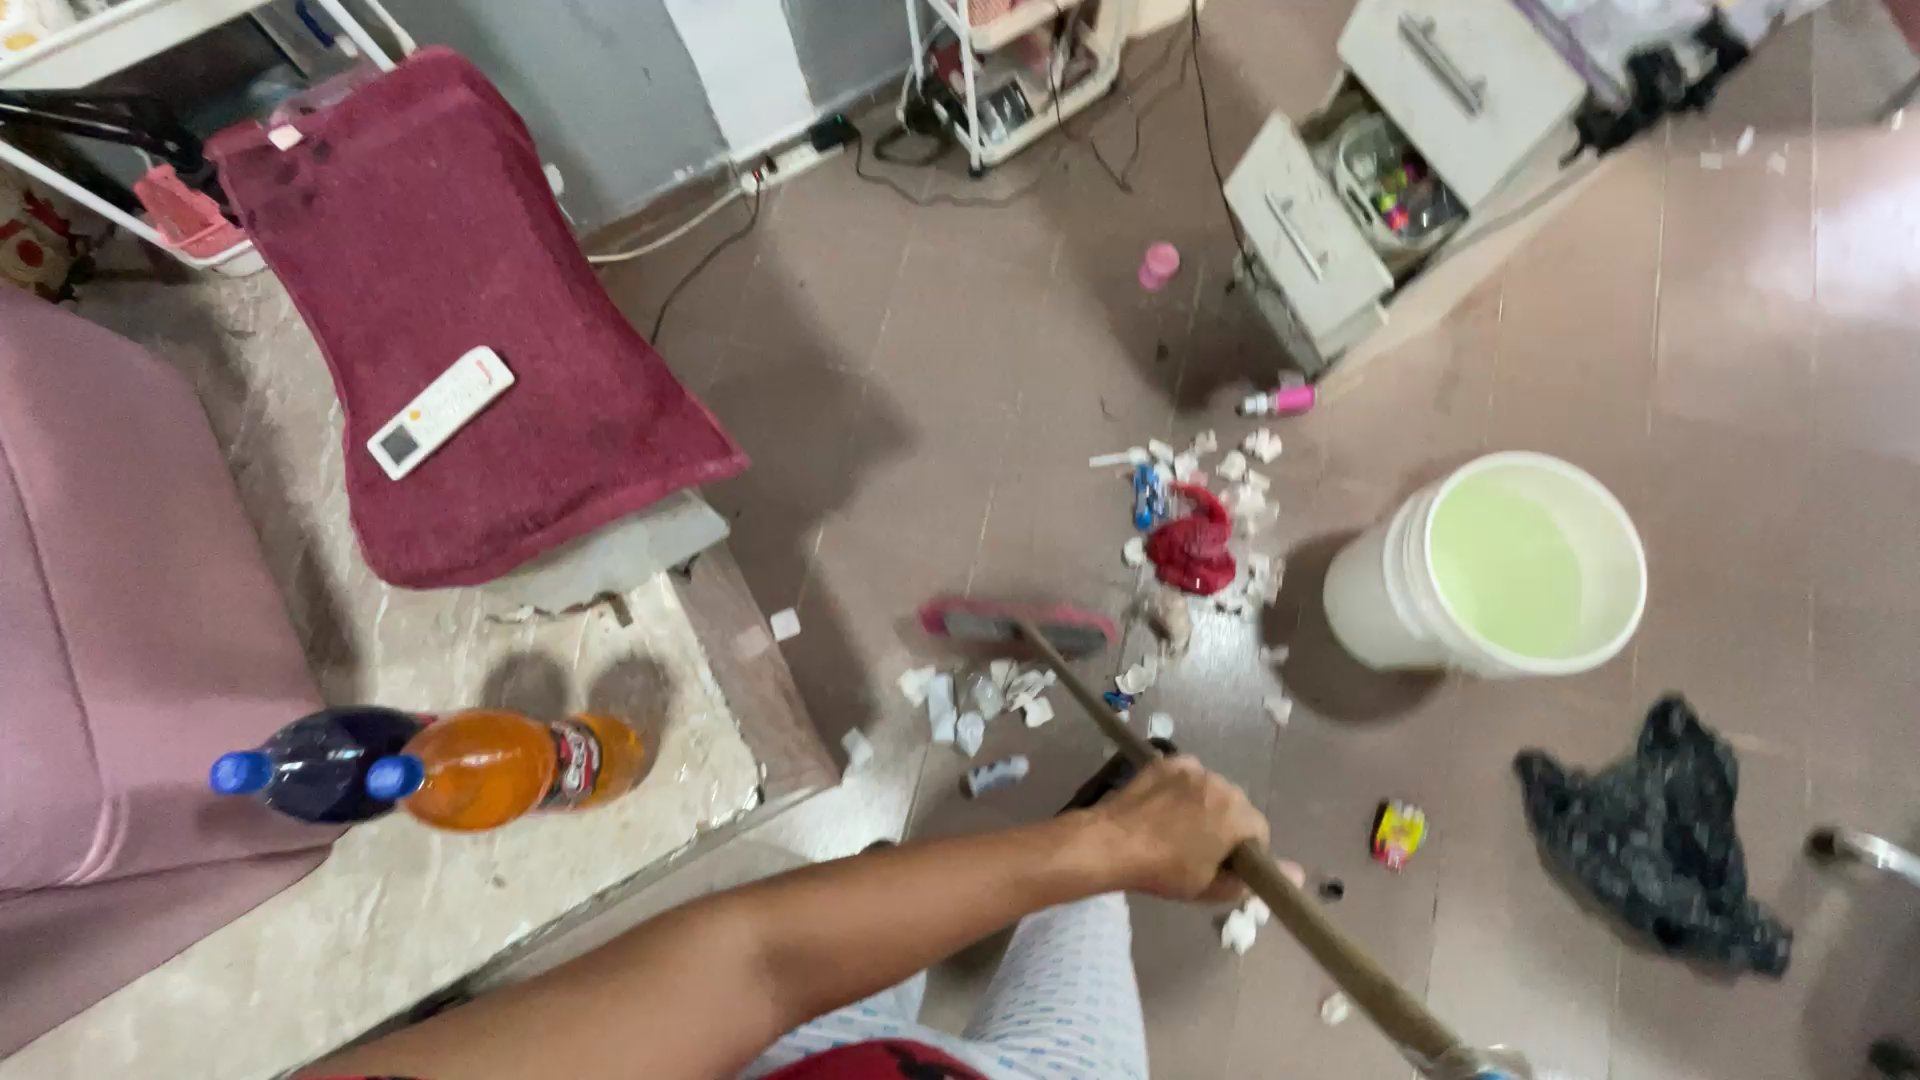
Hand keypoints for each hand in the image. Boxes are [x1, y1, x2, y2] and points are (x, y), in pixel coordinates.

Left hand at [1081, 756, 1269, 902]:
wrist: (1113, 842)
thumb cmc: (1165, 869)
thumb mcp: (1211, 887)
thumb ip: (1254, 881)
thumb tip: (1297, 874)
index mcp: (1237, 814)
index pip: (1259, 831)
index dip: (1247, 851)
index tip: (1226, 864)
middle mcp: (1220, 784)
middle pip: (1236, 806)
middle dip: (1227, 825)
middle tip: (1201, 847)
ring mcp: (1191, 768)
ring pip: (1212, 788)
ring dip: (1206, 804)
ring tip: (1180, 826)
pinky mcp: (1166, 762)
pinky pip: (1188, 774)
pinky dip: (1184, 787)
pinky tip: (1167, 805)